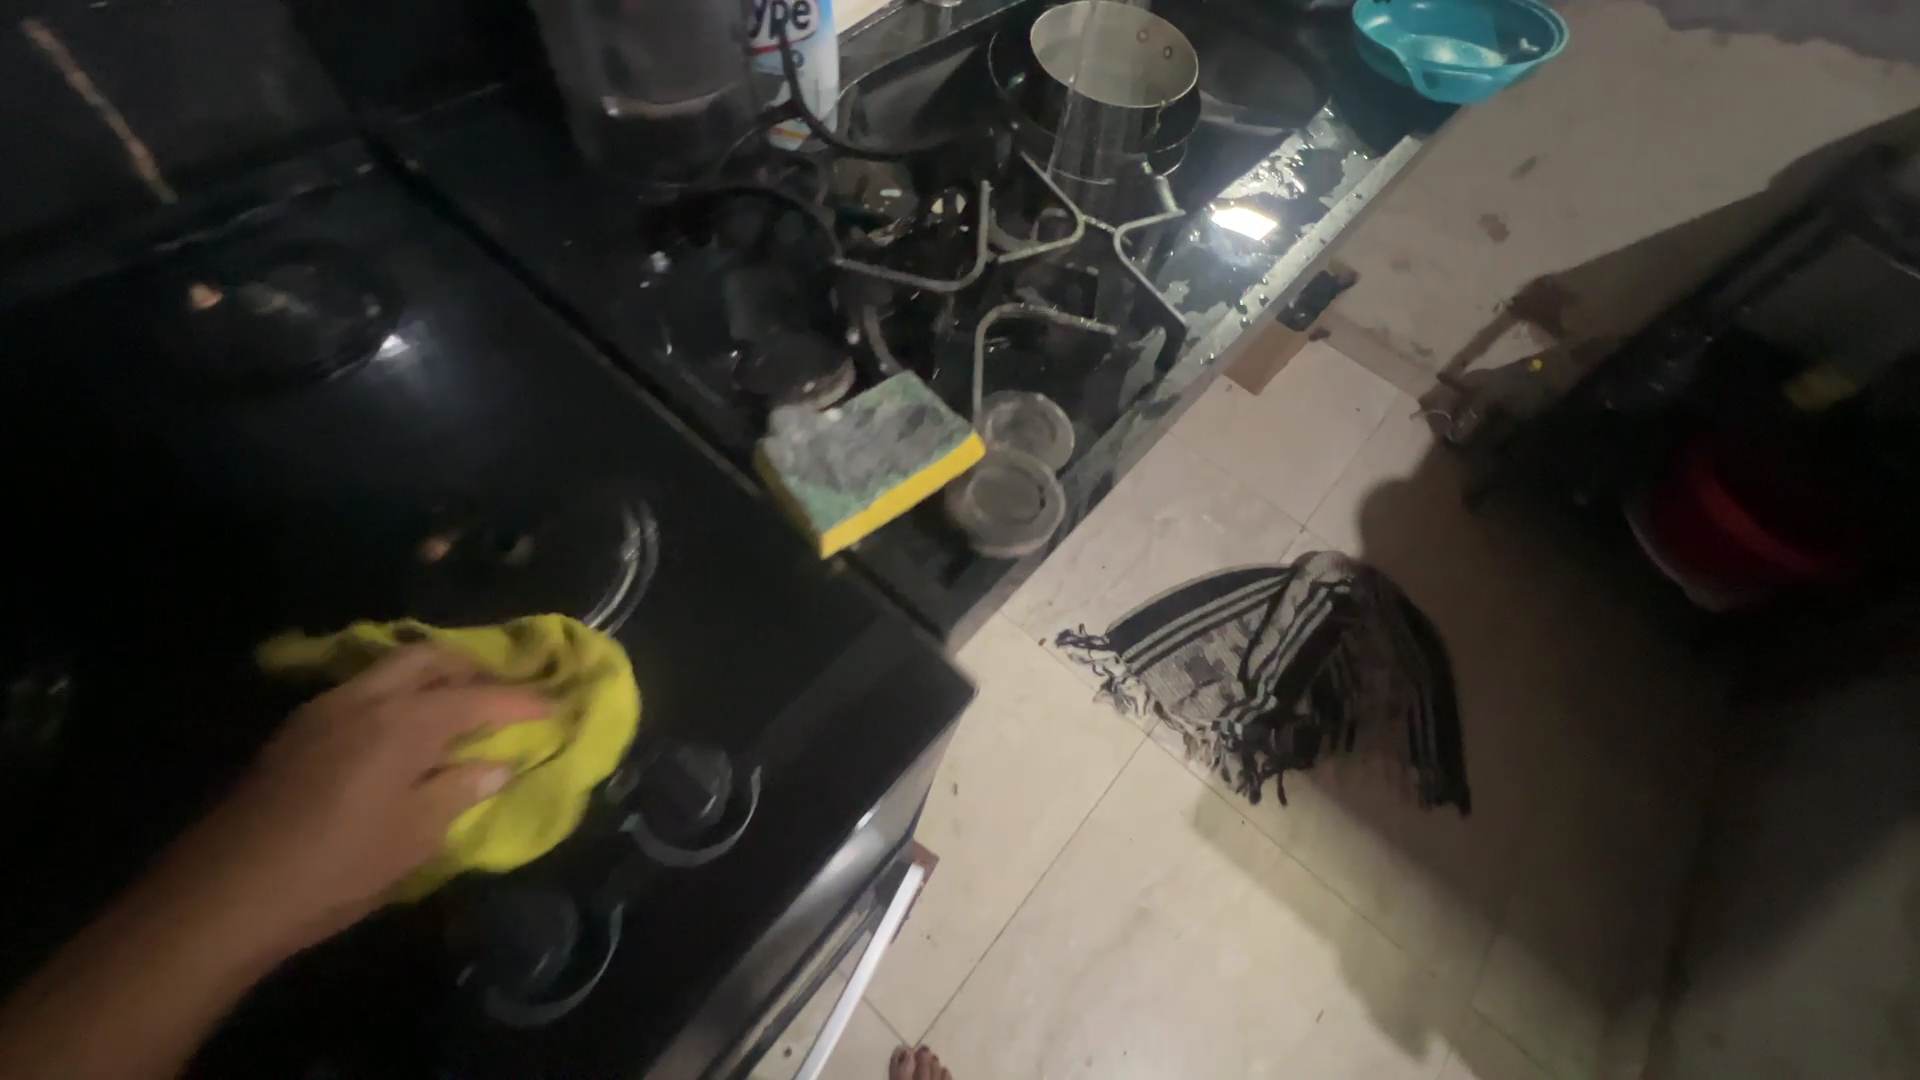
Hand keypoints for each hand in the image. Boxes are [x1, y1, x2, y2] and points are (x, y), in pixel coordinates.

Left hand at [170, 646, 550, 953]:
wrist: (213, 904)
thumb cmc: (334, 869)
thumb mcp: (417, 837)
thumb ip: (463, 790)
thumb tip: (498, 765)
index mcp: (404, 723)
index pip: (481, 697)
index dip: (523, 702)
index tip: (555, 708)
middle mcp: (366, 701)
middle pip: (431, 657)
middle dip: (475, 667)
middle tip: (505, 691)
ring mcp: (324, 712)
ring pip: (392, 667)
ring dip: (434, 676)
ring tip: (462, 704)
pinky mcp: (296, 733)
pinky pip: (364, 690)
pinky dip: (400, 693)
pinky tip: (408, 726)